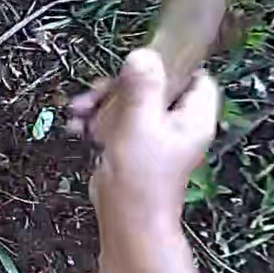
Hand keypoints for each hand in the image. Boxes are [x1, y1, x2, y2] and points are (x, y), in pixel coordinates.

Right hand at [69, 48, 219, 229]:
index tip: (139, 64)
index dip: (169, 66)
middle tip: (97, 92)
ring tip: (79, 111)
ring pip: (128, 103)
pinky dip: (95, 121)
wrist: (126, 218)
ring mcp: (152, 136)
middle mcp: (176, 125)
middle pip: (152, 88)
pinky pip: (114, 122)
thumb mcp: (140, 124)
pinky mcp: (130, 146)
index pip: (194, 78)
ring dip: (101, 104)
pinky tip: (78, 127)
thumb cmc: (141, 176)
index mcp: (192, 117)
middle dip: (119, 87)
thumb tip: (142, 54)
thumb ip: (142, 87)